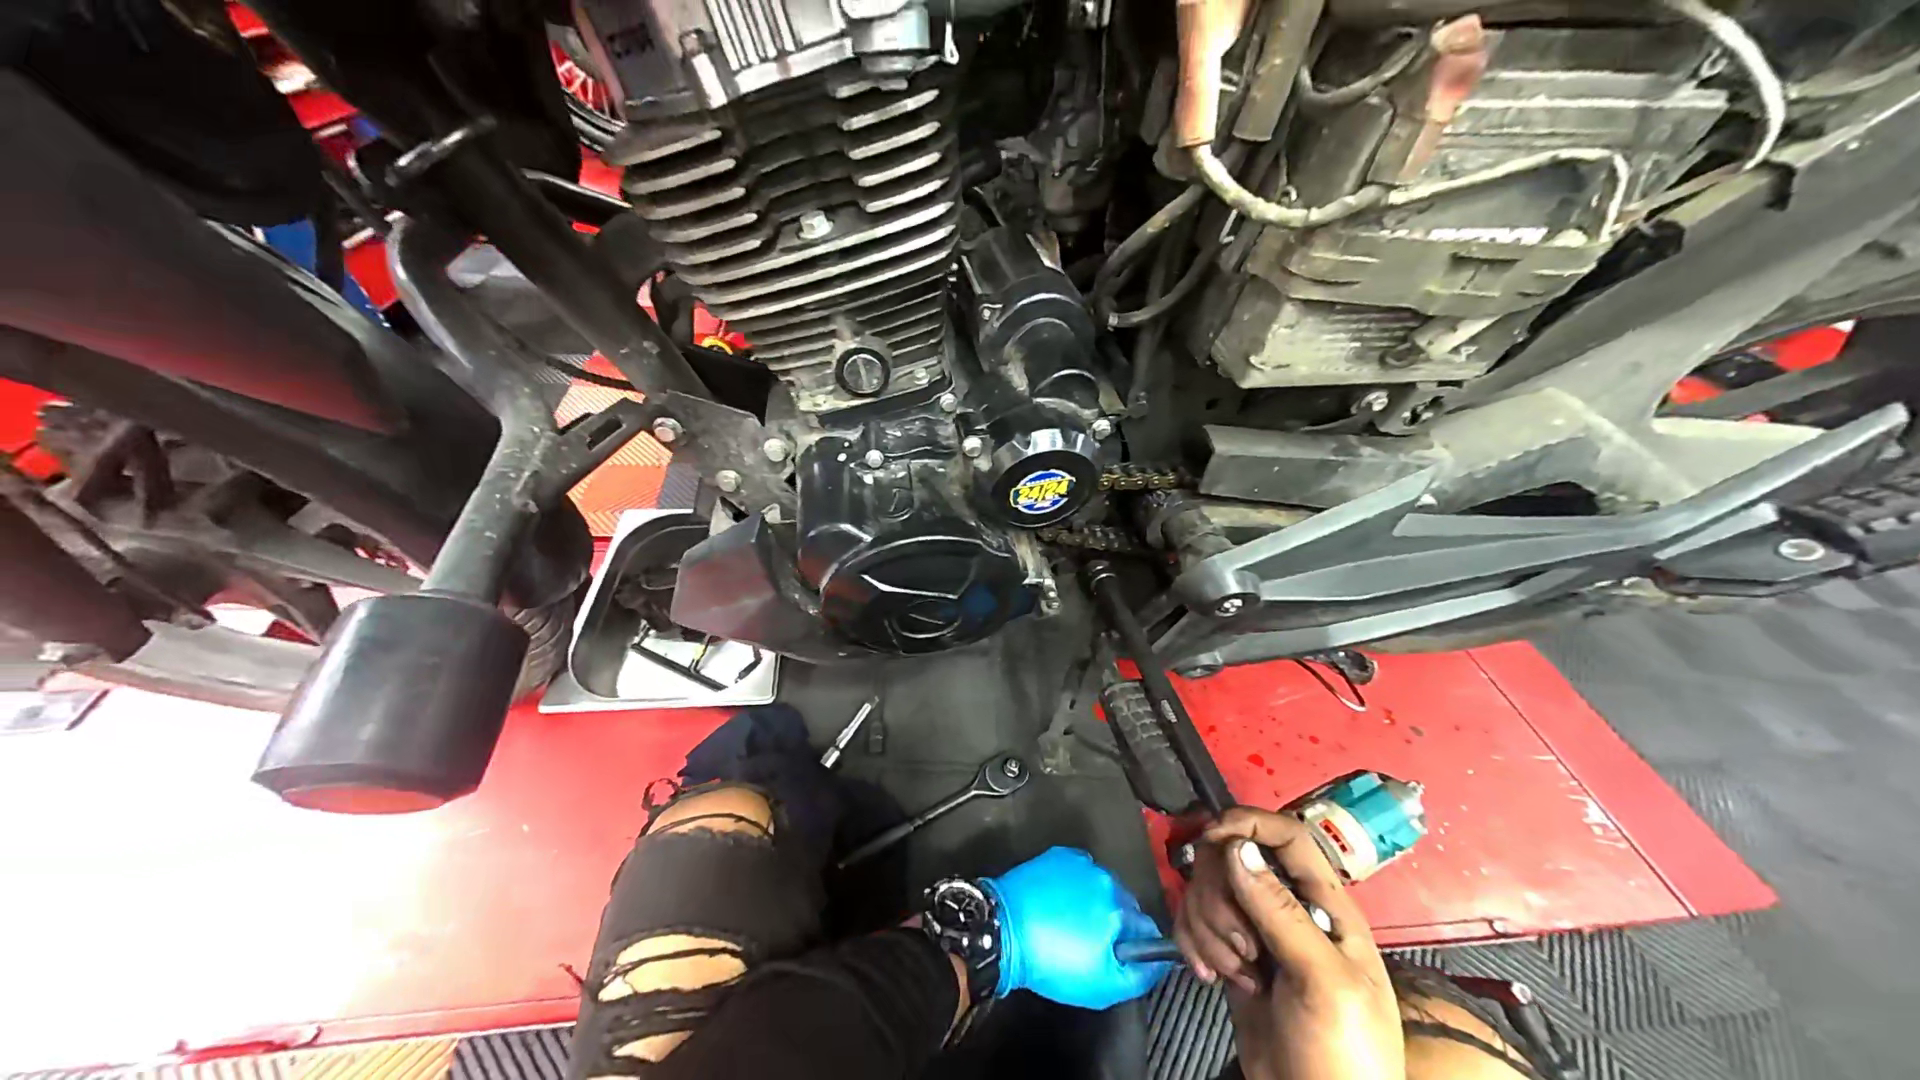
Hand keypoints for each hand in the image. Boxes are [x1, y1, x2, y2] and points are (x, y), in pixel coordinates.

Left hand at [982, 847, 1170, 1008]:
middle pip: (1124, 903)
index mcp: (1119, 909)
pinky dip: (1075, 884)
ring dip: (1095, 901)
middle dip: (1115, 921)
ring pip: (1102, 886)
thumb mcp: (1102, 985)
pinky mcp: (1059, 856)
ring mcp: (1080, 863)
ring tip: (1070, 922)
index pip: (1146, 927)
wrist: (1003, 930)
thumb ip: (1140, 975)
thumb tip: (1160, 962)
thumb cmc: (1051, 960)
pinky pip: (1079, 871)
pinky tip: (1059, 902)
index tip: (1119, 955)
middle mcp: (1105, 879)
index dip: (1135, 945)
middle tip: (1091, 941)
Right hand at [1176, 809, 1402, 1079]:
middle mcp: (1287, 906)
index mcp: (1324, 903)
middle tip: (1242, 948)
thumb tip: (1237, 847)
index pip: (1285, 834)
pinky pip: (1193, 921)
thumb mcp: (1324, 983)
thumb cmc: (1343, 1052)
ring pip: (1207, 889)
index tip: (1211, 840)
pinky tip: (1212, 977)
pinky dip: (1194, 944)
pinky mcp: (1228, 952)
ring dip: (1208, 931)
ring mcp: (1255, 929)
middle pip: (1232, 859)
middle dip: (1221, 900)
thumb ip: (1281, 913)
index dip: (1247, 824)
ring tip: (1237, 975)